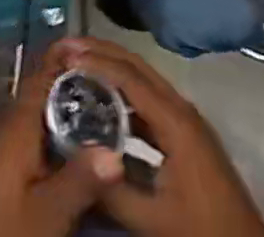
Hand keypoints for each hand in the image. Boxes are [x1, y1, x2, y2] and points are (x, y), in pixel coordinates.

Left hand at [0, 41, 125, 236]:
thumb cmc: (0, 230)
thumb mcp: (46, 215)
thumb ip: (78, 182)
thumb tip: (116, 152)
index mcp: (16, 128)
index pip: (41, 80)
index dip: (65, 63)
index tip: (98, 52)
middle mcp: (5, 128)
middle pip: (42, 98)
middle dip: (74, 90)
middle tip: (117, 89)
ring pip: (37, 120)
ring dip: (66, 115)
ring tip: (108, 116)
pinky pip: (31, 141)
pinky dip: (55, 138)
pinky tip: (78, 153)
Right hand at [67, 39, 263, 236]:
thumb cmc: (202, 233)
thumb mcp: (151, 219)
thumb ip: (107, 187)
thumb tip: (67, 157)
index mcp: (176, 123)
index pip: (128, 76)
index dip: (93, 61)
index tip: (60, 55)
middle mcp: (182, 112)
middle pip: (137, 66)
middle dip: (99, 51)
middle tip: (63, 46)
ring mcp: (186, 124)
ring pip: (143, 80)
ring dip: (109, 67)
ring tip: (74, 65)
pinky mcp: (185, 138)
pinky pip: (148, 100)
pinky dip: (121, 90)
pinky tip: (98, 101)